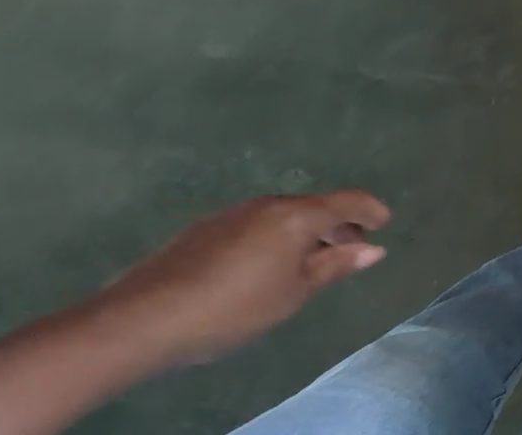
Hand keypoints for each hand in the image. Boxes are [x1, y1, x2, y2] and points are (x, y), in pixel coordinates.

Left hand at [96, 190, 389, 365]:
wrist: (137, 320)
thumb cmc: (232, 307)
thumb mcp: (293, 294)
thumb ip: (334, 266)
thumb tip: (373, 249)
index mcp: (298, 215)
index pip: (348, 201)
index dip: (370, 210)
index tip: (384, 222)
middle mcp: (269, 204)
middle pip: (315, 206)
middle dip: (337, 224)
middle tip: (349, 246)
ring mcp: (231, 214)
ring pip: (282, 215)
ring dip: (302, 231)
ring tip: (304, 259)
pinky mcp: (201, 230)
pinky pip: (253, 225)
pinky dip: (271, 238)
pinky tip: (260, 265)